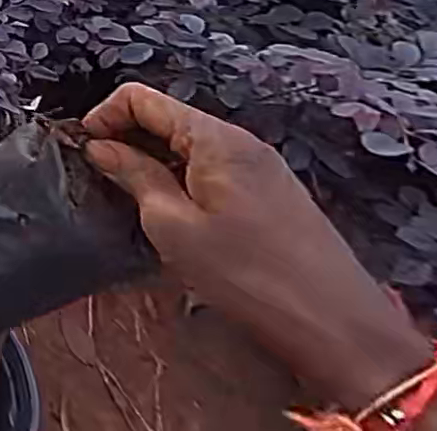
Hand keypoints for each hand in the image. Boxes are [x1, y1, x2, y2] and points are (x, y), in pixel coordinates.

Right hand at [81, 84, 430, 409]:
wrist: (351, 340)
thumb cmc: (252, 278)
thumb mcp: (174, 226)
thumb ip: (133, 175)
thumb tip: (99, 147)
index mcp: (215, 138)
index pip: (139, 98)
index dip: (103, 116)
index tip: (85, 148)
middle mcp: (239, 141)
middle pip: (163, 116)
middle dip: (125, 136)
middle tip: (101, 172)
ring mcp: (260, 165)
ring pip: (185, 142)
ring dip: (151, 157)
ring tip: (133, 192)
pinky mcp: (271, 191)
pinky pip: (209, 164)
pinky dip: (179, 174)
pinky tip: (173, 208)